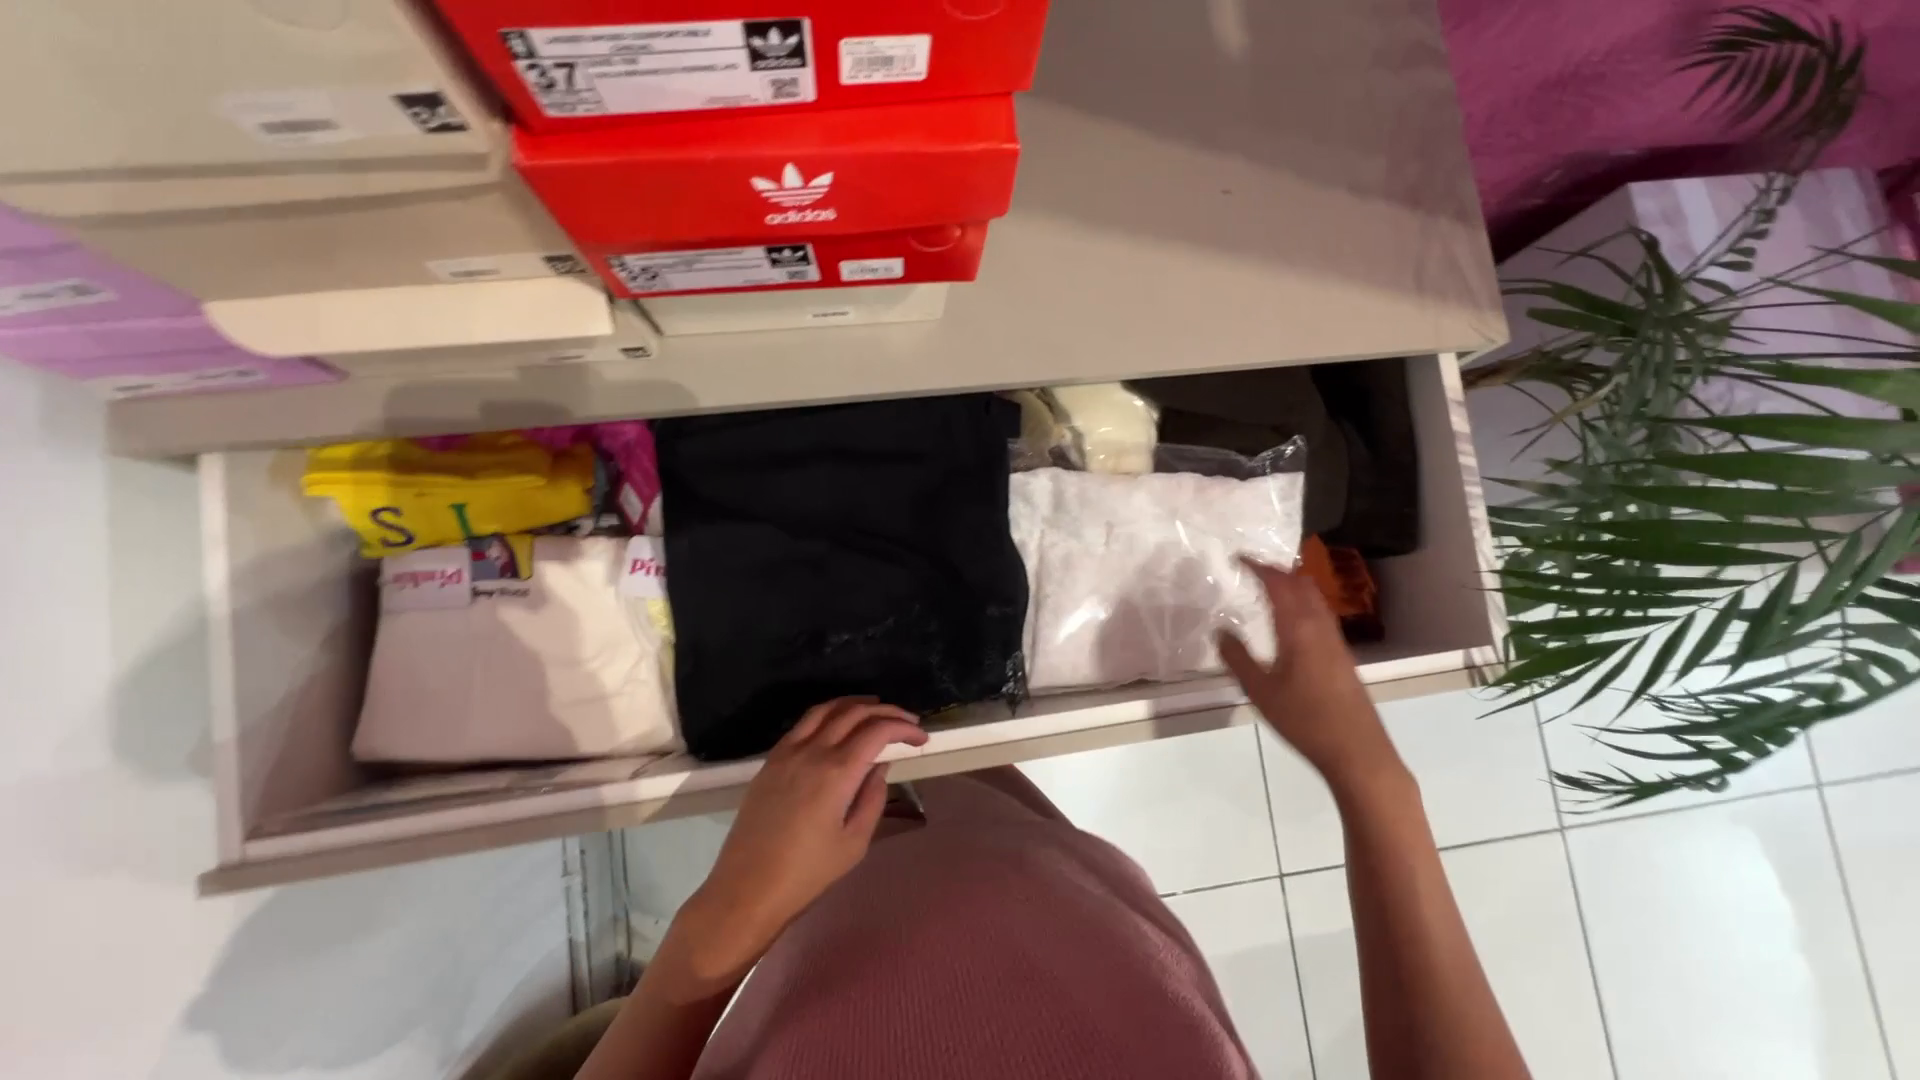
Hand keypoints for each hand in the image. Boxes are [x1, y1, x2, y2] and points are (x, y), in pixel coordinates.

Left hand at [668, 698, 926, 989]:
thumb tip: (880, 765)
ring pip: (825, 709)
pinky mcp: (770, 762)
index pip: (878, 731)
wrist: (747, 889)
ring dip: (854, 704)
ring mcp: (787, 753)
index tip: (921, 737)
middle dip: (885, 710)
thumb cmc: (807, 873)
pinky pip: (803, 724)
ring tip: (875, 711)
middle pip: (854, 712)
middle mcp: (812, 751)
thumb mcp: (855, 842)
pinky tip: (837, 727)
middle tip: (906, 721)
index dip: (904, 728)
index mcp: (837, 771)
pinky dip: (827, 715)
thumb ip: (873, 797)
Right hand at [1217, 557, 1405, 791]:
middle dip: (1276, 571)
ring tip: (1267, 589)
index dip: (1258, 566)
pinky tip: (1289, 623)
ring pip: (1314, 599)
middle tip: (1251, 569)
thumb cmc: (1304, 720)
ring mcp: (1335, 641)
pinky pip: (1319, 615)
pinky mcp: (1342, 656)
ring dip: (1291, 586)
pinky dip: (1301, 604)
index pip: (1278, 584)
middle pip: (1301, 584)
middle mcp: (1320, 627)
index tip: (1237, 558)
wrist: (1357, 751)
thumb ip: (1237, 657)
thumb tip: (1220, 630)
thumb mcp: (1260, 691)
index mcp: (1298, 628)